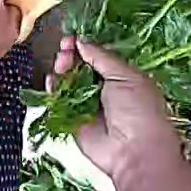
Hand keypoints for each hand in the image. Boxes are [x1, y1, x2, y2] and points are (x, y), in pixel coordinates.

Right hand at [52, 35, 185, 190]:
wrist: (134, 151)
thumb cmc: (138, 110)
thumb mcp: (125, 75)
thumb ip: (101, 57)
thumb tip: (81, 42)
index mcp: (121, 76)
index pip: (97, 56)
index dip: (83, 47)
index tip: (71, 39)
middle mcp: (103, 89)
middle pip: (80, 67)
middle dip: (70, 56)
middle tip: (65, 51)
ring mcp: (87, 104)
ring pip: (68, 82)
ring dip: (62, 70)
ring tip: (60, 65)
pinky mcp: (73, 120)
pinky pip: (60, 102)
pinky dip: (53, 90)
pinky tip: (52, 81)